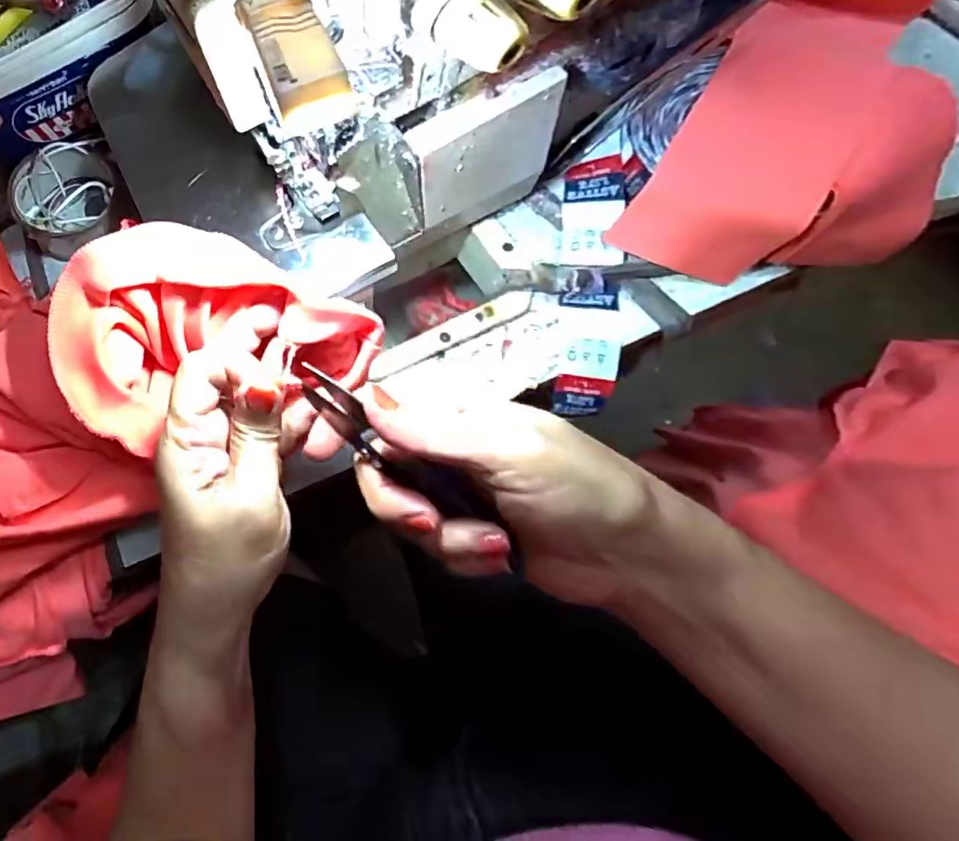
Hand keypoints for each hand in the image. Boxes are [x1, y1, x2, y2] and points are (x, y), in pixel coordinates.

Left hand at [153, 334, 322, 654]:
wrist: (216, 611)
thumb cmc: (227, 561)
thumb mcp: (252, 495)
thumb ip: (258, 433)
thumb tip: (265, 378)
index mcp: (185, 436)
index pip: (200, 370)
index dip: (236, 358)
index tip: (275, 374)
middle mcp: (197, 431)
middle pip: (224, 374)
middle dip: (259, 350)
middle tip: (296, 326)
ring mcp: (219, 445)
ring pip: (248, 397)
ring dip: (280, 381)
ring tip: (314, 365)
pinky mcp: (238, 460)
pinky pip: (261, 425)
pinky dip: (286, 415)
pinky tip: (313, 407)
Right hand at [355, 391, 715, 606]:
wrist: (635, 558)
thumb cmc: (578, 485)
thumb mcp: (505, 450)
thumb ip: (432, 432)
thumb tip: (368, 399)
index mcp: (455, 415)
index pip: (384, 412)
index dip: (352, 428)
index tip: (323, 448)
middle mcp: (445, 450)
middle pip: (381, 471)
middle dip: (399, 503)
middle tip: (426, 523)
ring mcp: (455, 494)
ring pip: (404, 515)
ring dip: (445, 538)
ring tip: (494, 544)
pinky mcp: (466, 535)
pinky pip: (434, 547)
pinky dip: (464, 556)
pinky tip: (503, 555)